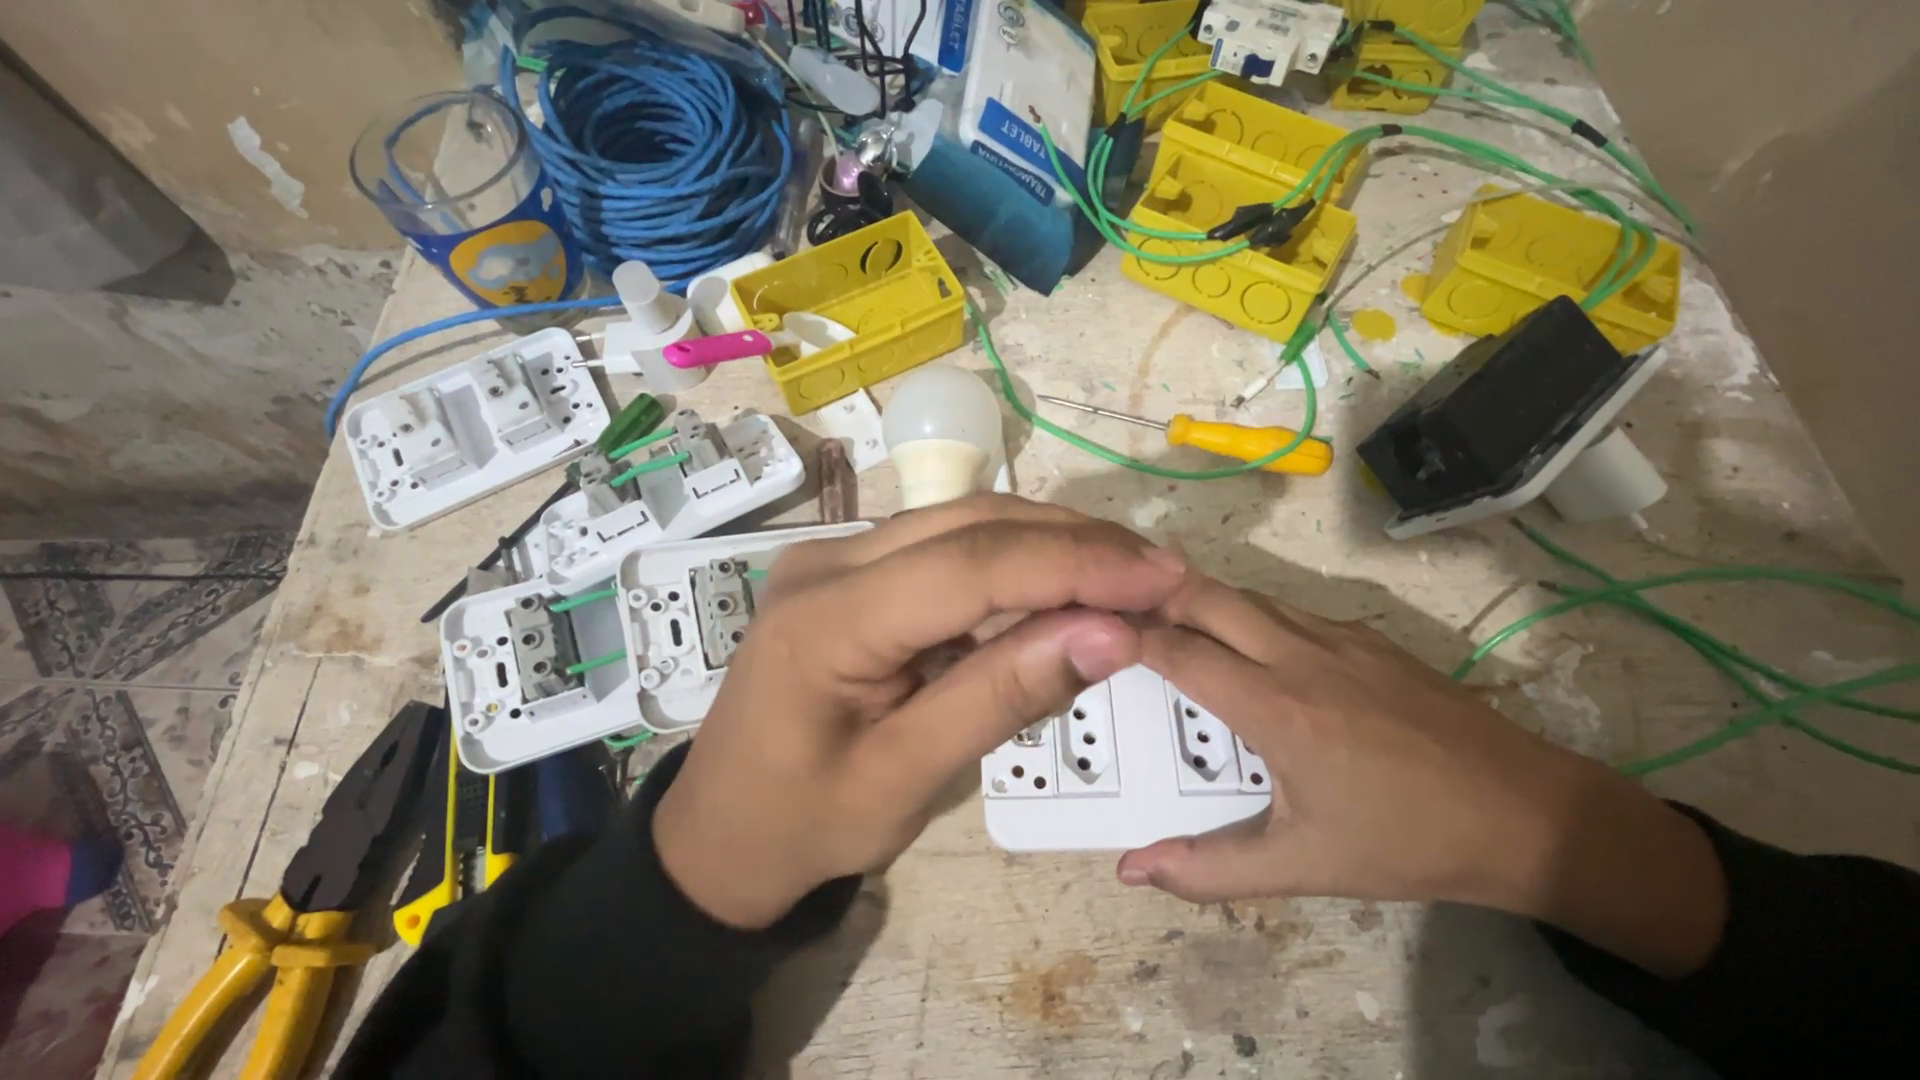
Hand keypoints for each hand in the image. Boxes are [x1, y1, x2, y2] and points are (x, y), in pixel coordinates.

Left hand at [653, 496, 1186, 928]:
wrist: (721, 828)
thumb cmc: (804, 824)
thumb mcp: (906, 778)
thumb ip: (1003, 696)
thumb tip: (1114, 633)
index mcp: (827, 620)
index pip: (970, 566)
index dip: (1076, 565)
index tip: (1164, 578)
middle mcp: (828, 562)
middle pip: (971, 524)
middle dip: (1075, 544)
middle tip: (1162, 576)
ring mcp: (835, 557)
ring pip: (963, 522)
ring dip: (1050, 544)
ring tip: (1129, 578)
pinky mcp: (851, 569)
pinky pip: (945, 545)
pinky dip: (1014, 561)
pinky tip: (1063, 586)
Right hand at [1119, 577, 1726, 976]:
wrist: (1529, 814)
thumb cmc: (1405, 842)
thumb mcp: (1302, 866)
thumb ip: (1208, 869)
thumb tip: (1129, 871)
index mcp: (1277, 707)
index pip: (1179, 650)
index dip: (1127, 635)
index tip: (1087, 629)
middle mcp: (1301, 654)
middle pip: (1206, 594)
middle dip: (1152, 594)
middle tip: (1112, 612)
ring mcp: (1339, 637)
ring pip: (1247, 594)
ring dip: (1198, 599)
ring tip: (1161, 621)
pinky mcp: (1369, 636)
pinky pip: (1286, 608)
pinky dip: (1245, 612)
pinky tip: (1242, 644)